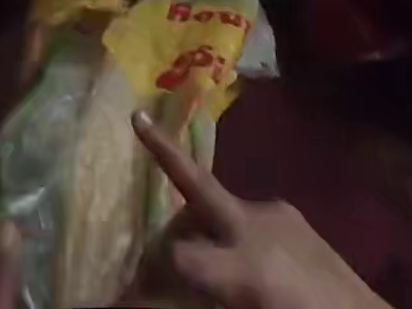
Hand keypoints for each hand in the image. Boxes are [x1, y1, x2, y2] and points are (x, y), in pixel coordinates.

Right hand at [131, 110, 392, 308]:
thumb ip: (205, 294)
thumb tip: (169, 270)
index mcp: (248, 268)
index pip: (178, 258)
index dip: (147, 276)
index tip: (122, 290)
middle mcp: (258, 226)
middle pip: (199, 183)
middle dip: (166, 149)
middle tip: (138, 119)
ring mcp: (277, 212)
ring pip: (218, 201)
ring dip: (195, 219)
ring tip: (180, 249)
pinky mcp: (290, 213)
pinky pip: (245, 216)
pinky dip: (226, 230)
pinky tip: (229, 255)